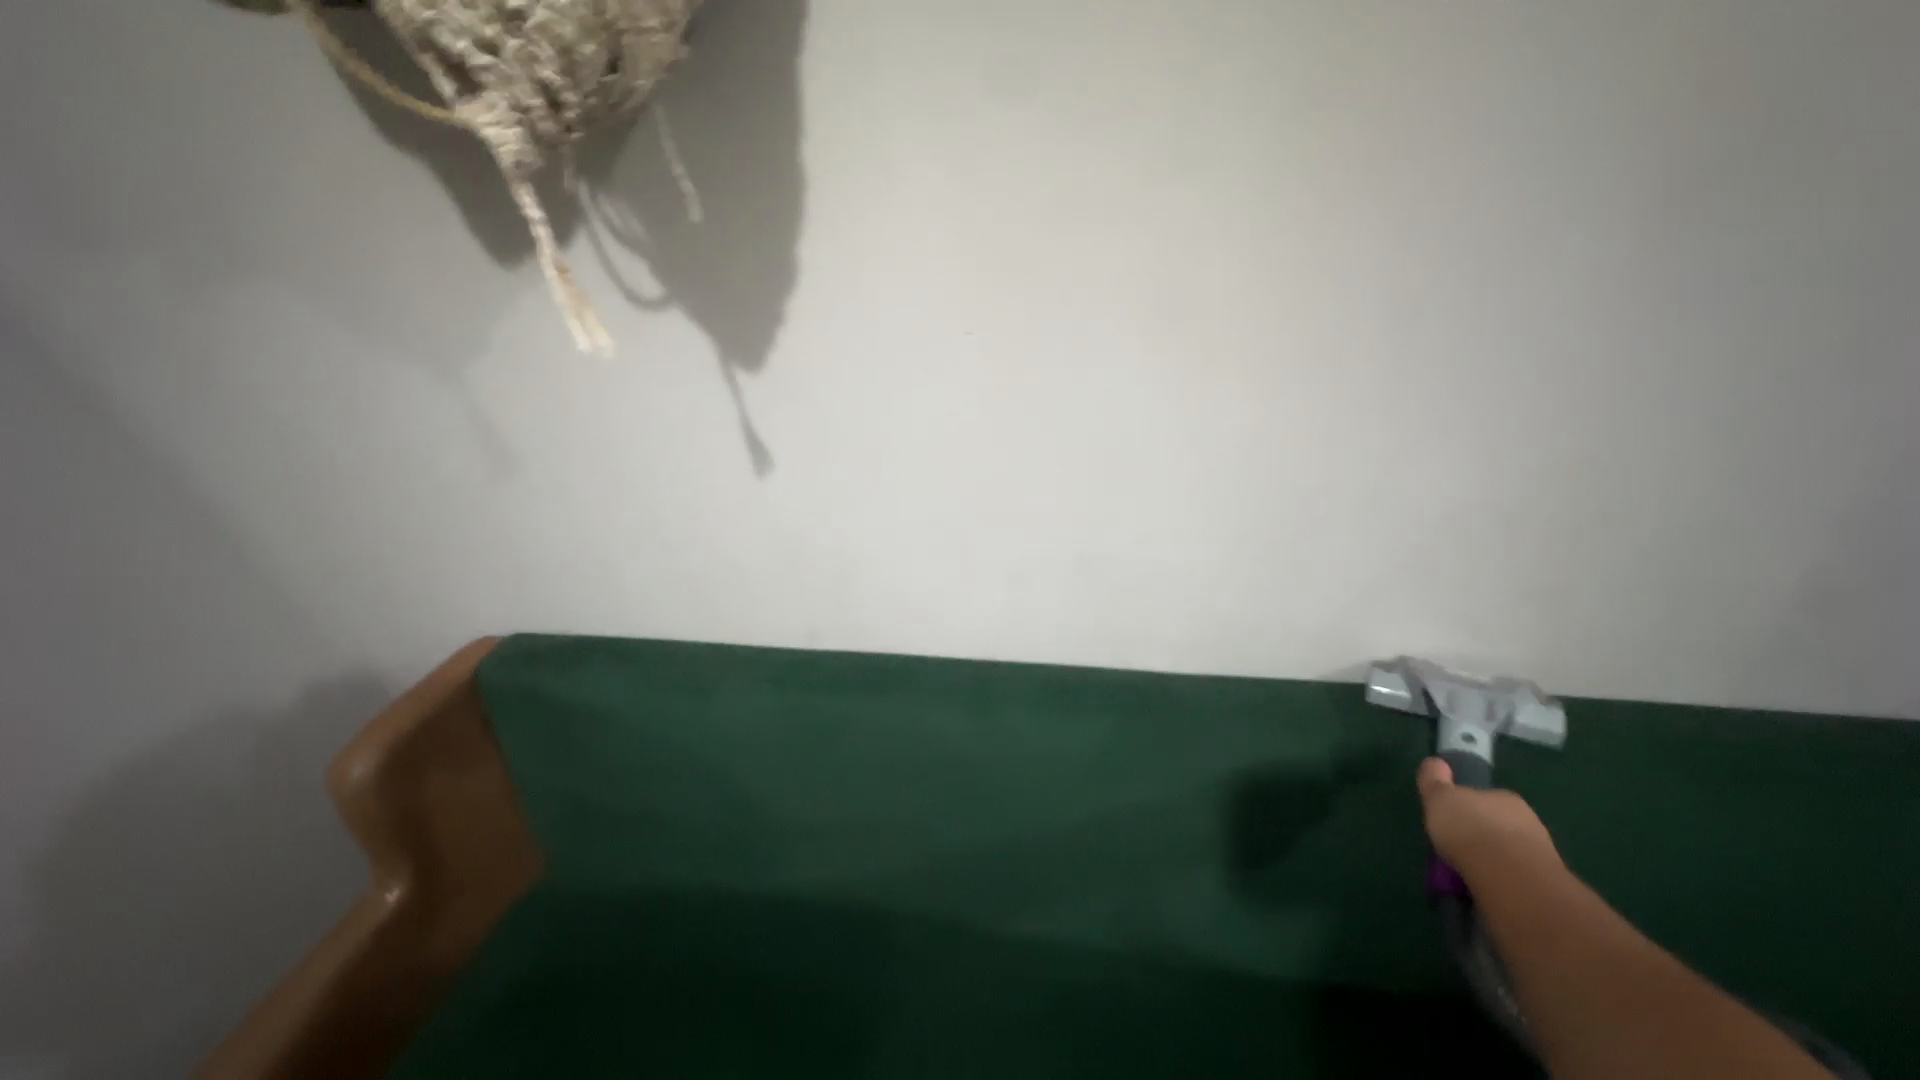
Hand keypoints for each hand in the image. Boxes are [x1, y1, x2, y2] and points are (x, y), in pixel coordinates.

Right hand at [1416, 757, 1562, 881]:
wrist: (1508, 872)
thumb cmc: (1469, 828)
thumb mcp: (1439, 798)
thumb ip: (1434, 780)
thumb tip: (1434, 762)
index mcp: (1504, 797)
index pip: (1485, 798)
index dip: (1466, 809)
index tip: (1451, 822)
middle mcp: (1527, 820)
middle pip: (1498, 825)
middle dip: (1481, 835)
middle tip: (1458, 850)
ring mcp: (1540, 852)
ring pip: (1510, 852)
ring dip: (1492, 860)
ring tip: (1468, 874)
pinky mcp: (1543, 882)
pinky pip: (1516, 876)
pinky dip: (1501, 880)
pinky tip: (1484, 888)